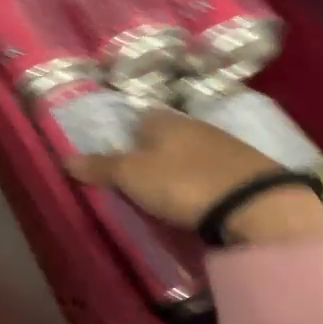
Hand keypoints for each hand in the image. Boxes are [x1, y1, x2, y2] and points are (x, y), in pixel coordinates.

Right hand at [67, 108, 322, 244]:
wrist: (257, 205)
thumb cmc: (183, 183)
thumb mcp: (132, 177)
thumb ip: (100, 168)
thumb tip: (65, 158)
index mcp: (165, 121)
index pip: (138, 118)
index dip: (126, 136)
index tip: (118, 158)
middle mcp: (196, 124)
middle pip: (165, 135)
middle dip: (153, 152)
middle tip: (138, 178)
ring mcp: (227, 144)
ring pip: (192, 150)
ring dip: (180, 166)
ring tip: (168, 191)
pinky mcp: (249, 168)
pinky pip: (215, 168)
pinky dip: (204, 179)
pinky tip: (200, 196)